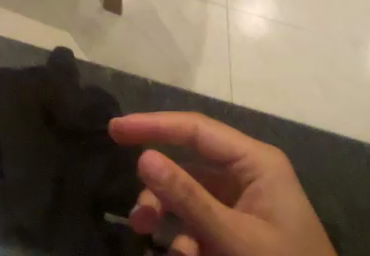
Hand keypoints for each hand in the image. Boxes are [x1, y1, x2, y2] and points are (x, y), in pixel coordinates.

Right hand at [110, 112, 336, 255]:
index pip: (194, 128)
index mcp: (255, 162)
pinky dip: (187, 240)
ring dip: (170, 221)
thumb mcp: (234, 241)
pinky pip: (201, 224)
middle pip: (187, 166)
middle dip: (159, 192)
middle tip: (137, 220)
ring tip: (154, 245)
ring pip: (189, 198)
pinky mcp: (240, 232)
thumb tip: (142, 157)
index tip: (114, 131)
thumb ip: (188, 198)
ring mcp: (244, 204)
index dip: (152, 126)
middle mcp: (248, 174)